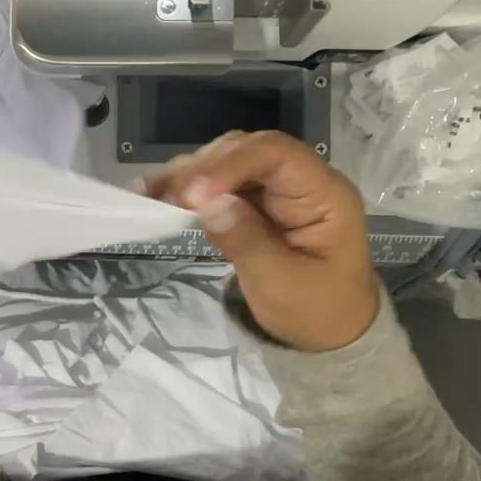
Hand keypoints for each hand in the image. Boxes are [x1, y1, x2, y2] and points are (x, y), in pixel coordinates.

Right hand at [143, 131, 378, 351]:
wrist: (330, 330)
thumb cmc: (316, 309)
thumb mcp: (283, 284)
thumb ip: (247, 242)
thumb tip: (207, 206)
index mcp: (323, 193)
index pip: (276, 153)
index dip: (231, 164)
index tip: (193, 196)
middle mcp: (298, 179)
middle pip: (245, 149)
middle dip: (203, 169)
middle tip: (168, 199)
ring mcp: (273, 188)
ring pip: (224, 160)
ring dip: (186, 175)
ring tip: (150, 194)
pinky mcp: (251, 200)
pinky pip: (214, 183)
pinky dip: (184, 188)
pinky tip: (153, 193)